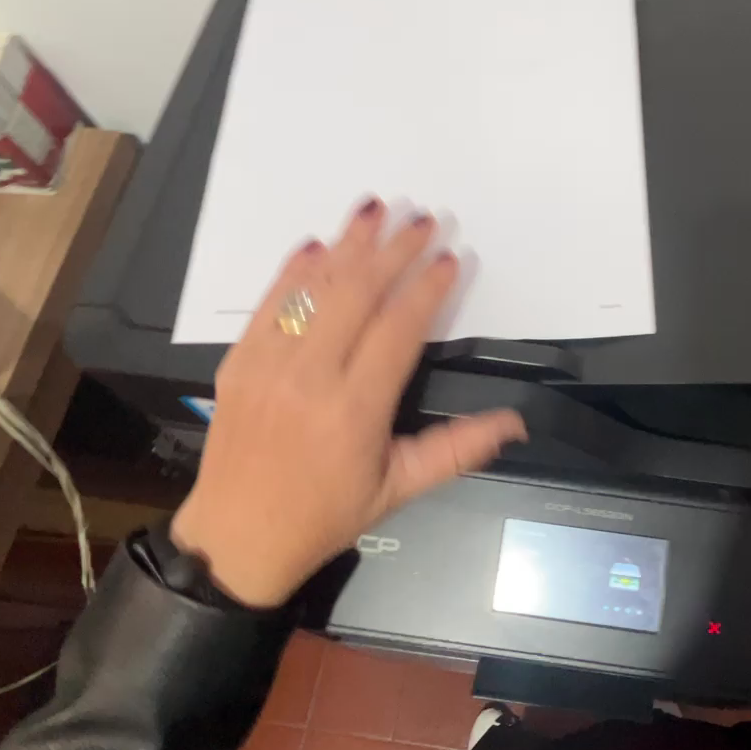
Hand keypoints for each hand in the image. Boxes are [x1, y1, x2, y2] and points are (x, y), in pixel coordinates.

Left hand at [172, 200, 526, 606]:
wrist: (236, 539)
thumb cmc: (325, 515)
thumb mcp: (398, 489)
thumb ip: (457, 449)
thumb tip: (514, 422)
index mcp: (354, 410)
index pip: (399, 330)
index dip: (427, 289)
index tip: (449, 258)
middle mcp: (309, 378)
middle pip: (356, 294)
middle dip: (393, 250)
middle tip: (422, 219)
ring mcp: (267, 365)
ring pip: (312, 289)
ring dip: (346, 244)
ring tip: (375, 210)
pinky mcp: (238, 362)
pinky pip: (268, 303)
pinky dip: (293, 270)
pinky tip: (316, 244)